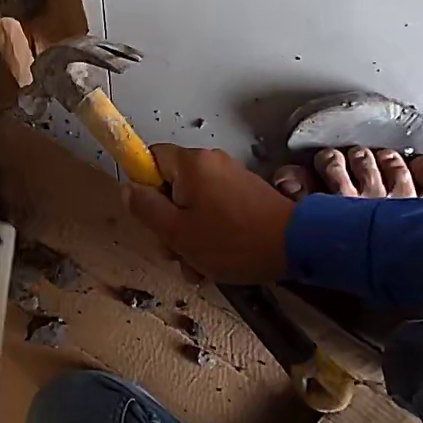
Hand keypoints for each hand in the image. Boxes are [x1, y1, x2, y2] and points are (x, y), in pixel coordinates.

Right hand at [120, 144, 295, 283]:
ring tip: (197, 265)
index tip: (146, 211)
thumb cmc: (231, 240)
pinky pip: (215, 209)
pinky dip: (209, 233)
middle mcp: (211, 162)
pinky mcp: (246, 195)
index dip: (142, 184)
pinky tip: (214, 262)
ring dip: (188, 235)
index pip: (150, 156)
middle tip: (173, 250)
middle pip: (171, 185)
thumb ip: (146, 208)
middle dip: (167, 220)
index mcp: (191, 164)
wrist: (294, 246)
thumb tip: (127, 189)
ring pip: (193, 204)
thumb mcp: (176, 231)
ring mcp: (231, 178)